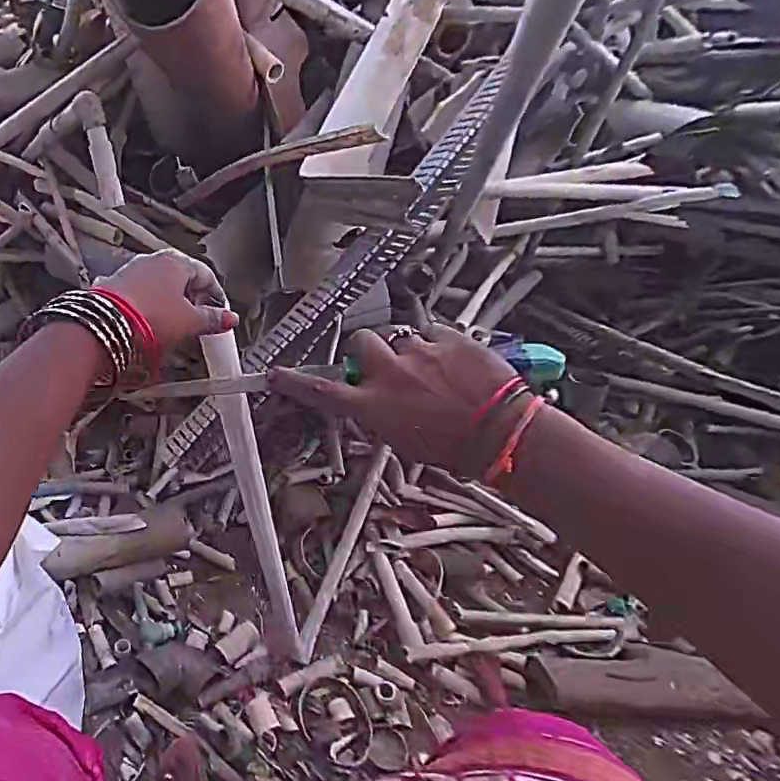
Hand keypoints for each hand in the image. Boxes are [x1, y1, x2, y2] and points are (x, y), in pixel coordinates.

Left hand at [94, 250, 236, 348]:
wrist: (104, 326)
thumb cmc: (150, 317)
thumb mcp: (189, 322)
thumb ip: (212, 319)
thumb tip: (229, 319)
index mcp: (176, 261)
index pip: (206, 275)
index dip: (215, 296)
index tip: (219, 313)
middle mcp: (151, 260)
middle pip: (180, 278)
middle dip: (191, 298)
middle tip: (198, 319)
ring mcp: (129, 271)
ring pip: (157, 285)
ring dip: (168, 302)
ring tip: (172, 324)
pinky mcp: (112, 286)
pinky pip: (137, 294)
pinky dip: (147, 305)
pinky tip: (147, 321)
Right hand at [270, 324, 516, 471]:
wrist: (503, 433)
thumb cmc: (456, 448)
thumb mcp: (401, 441)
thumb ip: (378, 416)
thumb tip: (371, 402)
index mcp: (373, 406)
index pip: (321, 391)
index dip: (294, 382)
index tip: (276, 375)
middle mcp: (389, 375)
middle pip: (360, 342)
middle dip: (368, 351)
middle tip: (387, 366)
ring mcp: (418, 352)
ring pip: (401, 338)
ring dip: (411, 353)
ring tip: (435, 375)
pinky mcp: (447, 338)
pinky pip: (433, 333)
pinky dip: (439, 346)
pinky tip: (453, 366)